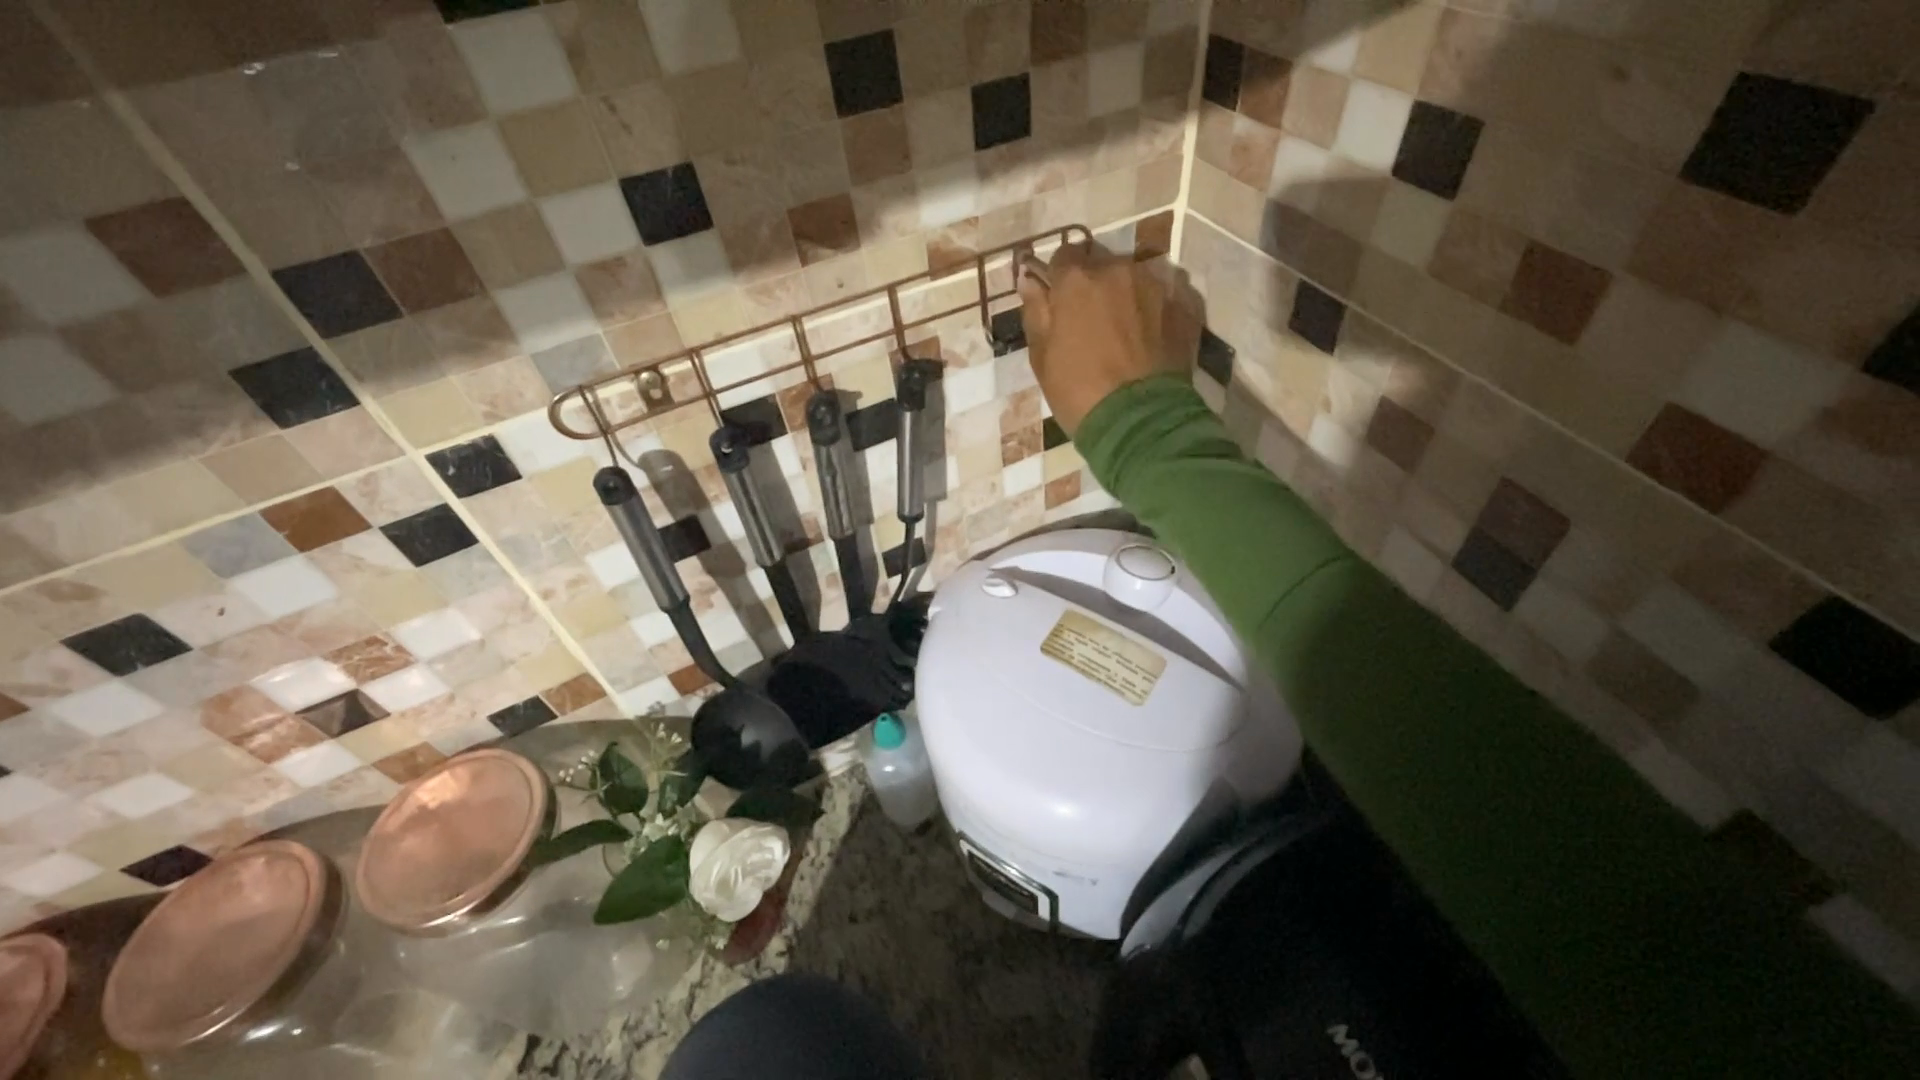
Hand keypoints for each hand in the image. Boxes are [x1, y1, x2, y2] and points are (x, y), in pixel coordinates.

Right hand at [1017, 242, 1187, 436]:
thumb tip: (1029, 278)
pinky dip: (1155, 309)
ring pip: (1134, 278)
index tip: (1060, 302)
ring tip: (1125, 332)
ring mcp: (1157, 285)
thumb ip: (1036, 310)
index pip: (1063, 255)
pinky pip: (1164, 296)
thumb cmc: (1079, 392)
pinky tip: (1151, 337)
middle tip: (1092, 321)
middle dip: (1094, 284)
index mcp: (1077, 279)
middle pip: (1102, 264)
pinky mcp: (1185, 305)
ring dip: (1126, 294)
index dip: (1060, 278)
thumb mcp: (1042, 357)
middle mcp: (1119, 270)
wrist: (1140, 423)